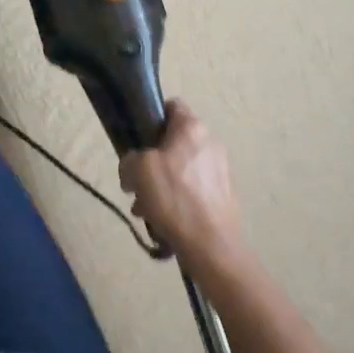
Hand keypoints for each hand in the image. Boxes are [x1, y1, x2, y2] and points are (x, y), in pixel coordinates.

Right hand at [120, 101, 243, 261]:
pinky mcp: (224, 196)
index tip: (136, 139)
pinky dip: (176, 199)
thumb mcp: (138, 171)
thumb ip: (129, 160)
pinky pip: (192, 189)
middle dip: (151, 161)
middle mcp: (211, 143)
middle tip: (136, 182)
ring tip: (145, 207)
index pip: (171, 106)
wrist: (213, 246)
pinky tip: (162, 219)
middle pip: (173, 142)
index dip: (151, 117)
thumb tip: (133, 168)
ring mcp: (220, 171)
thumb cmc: (175, 198)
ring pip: (180, 168)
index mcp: (193, 128)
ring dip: (161, 183)